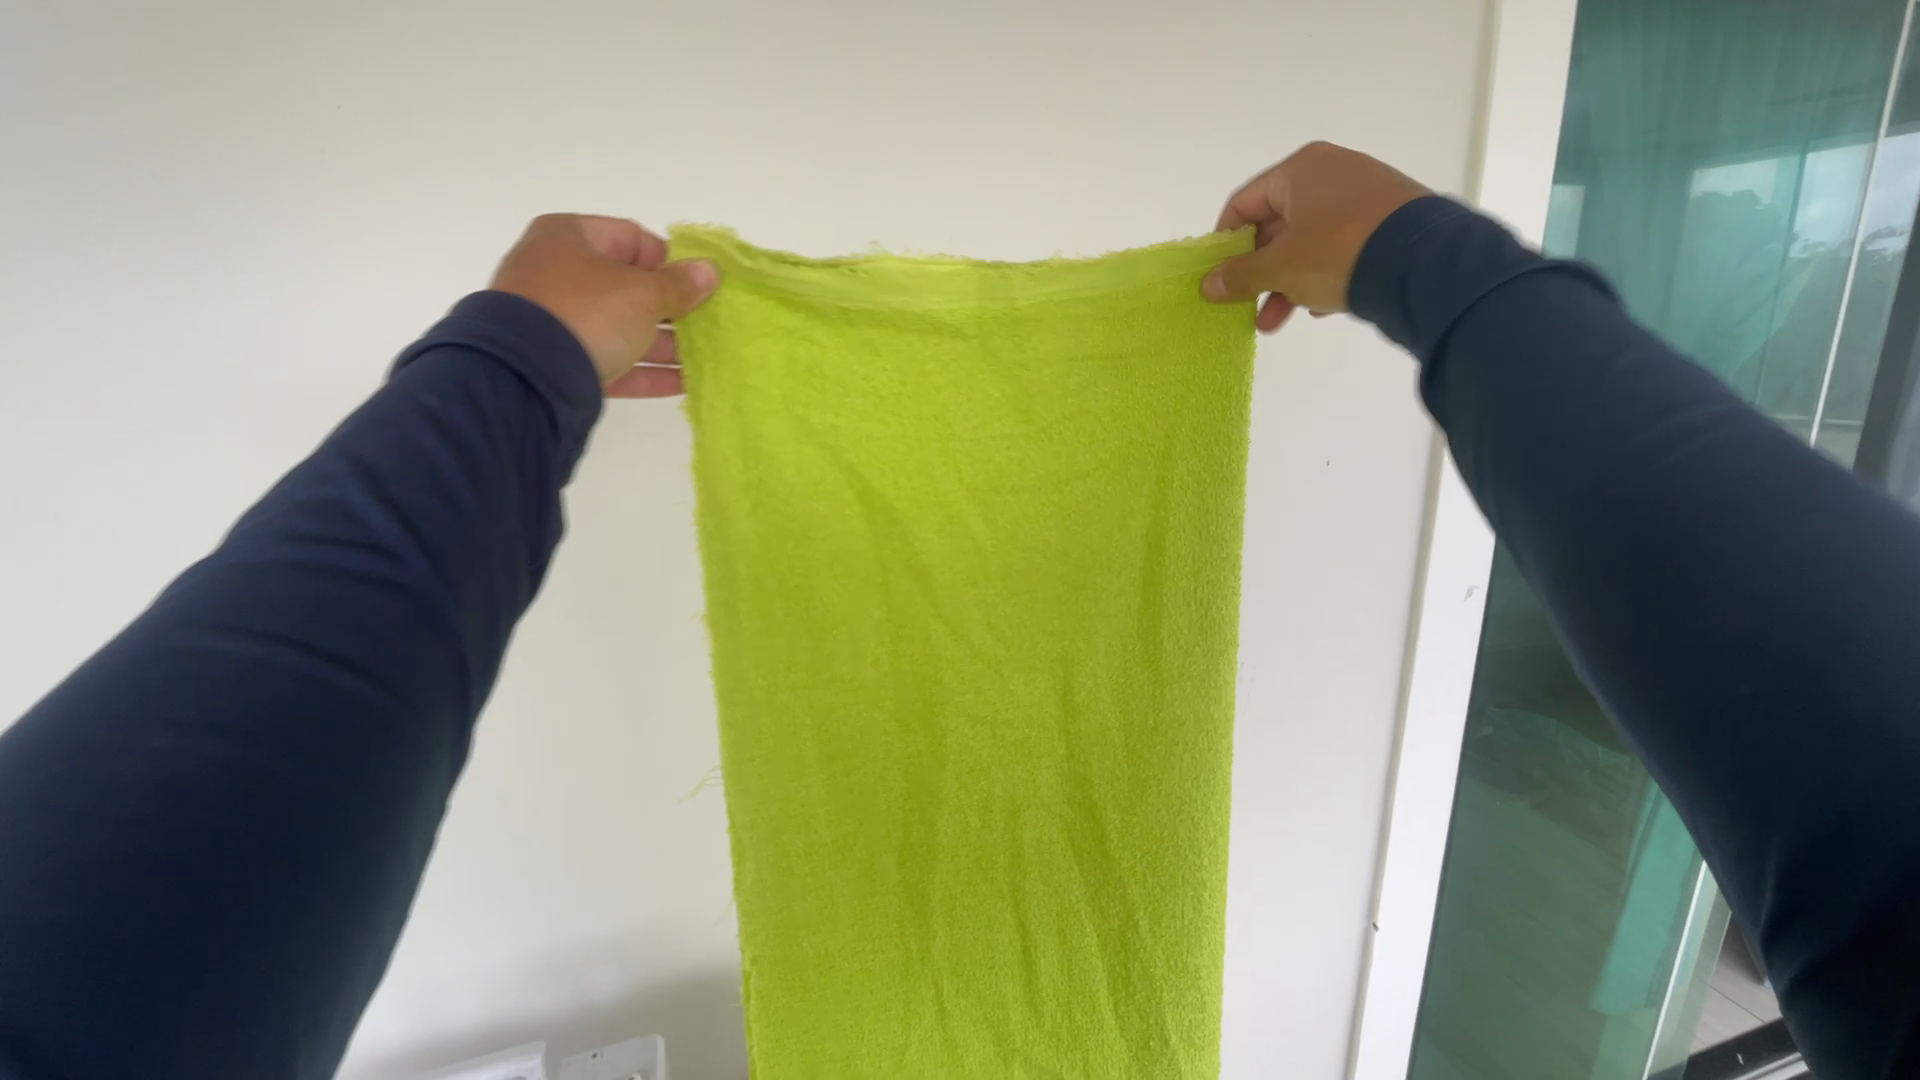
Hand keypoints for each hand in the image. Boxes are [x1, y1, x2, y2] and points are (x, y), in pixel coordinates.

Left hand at [490, 214, 719, 396]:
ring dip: (666, 344)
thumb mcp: (642, 293)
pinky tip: (686, 383)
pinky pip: (616, 362)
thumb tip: (710, 271)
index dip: (671, 262)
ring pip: (624, 329)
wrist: (527, 374)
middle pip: (630, 288)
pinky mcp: (566, 364)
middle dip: (672, 308)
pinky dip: (648, 372)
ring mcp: (560, 322)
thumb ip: (679, 284)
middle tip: (707, 324)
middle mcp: (561, 274)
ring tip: (705, 357)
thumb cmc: (587, 311)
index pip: (633, 240)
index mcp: (571, 239)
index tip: (699, 285)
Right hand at [1202, 142, 1430, 332]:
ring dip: (1285, 284)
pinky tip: (1318, 307)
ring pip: (1306, 243)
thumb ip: (1240, 275)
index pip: (1243, 204)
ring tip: (1276, 322)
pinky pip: (1337, 249)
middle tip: (1246, 307)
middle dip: (1258, 274)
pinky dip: (1319, 277)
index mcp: (1301, 170)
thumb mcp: (1279, 268)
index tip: (1218, 277)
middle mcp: (1331, 173)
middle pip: (1275, 227)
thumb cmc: (1336, 252)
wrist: (1423, 262)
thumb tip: (1210, 284)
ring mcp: (1362, 196)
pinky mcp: (1385, 222)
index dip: (1225, 243)